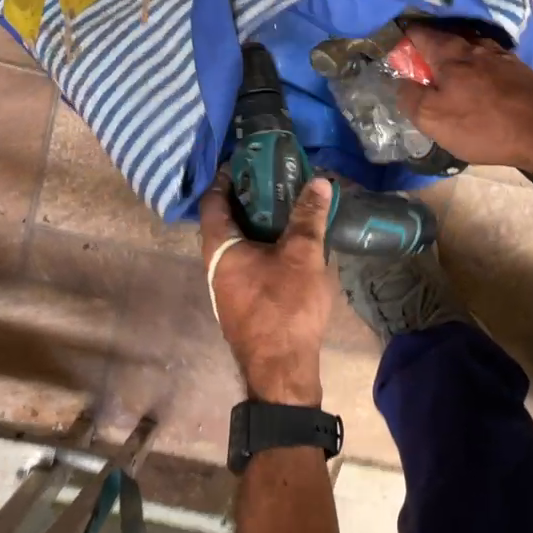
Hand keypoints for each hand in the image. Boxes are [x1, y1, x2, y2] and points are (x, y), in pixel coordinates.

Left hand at [200, 173, 333, 407]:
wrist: (282, 372)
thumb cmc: (285, 306)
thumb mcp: (302, 255)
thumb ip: (309, 217)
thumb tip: (319, 181)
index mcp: (219, 249)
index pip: (213, 201)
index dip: (226, 177)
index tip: (246, 160)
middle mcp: (216, 266)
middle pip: (225, 221)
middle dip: (247, 197)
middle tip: (274, 177)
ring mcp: (228, 287)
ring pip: (238, 243)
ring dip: (257, 222)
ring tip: (285, 204)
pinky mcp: (244, 302)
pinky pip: (248, 260)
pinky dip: (263, 243)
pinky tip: (288, 242)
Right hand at [396, 26, 532, 171]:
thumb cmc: (484, 125)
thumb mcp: (433, 118)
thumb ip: (410, 97)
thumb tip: (402, 82)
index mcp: (451, 51)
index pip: (418, 32)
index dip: (402, 39)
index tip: (393, 52)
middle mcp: (476, 45)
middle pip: (445, 38)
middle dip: (429, 48)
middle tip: (418, 68)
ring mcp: (501, 55)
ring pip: (469, 49)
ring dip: (455, 59)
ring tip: (447, 78)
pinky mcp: (520, 71)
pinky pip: (488, 63)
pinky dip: (477, 70)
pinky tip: (478, 86)